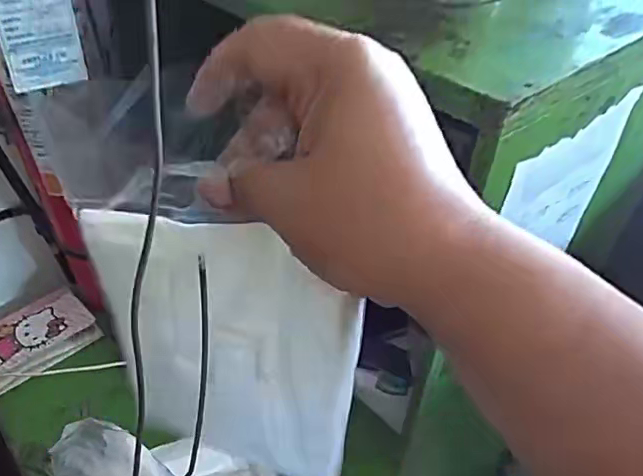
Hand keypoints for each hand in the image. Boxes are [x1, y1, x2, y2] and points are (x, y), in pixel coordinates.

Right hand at [188, 16, 494, 304]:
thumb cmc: (369, 224)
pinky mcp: (400, 144)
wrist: (446, 263)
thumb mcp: (289, 203)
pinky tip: (302, 205)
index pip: (260, 45)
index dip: (217, 76)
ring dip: (281, 156)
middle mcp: (369, 74)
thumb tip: (215, 187)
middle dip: (251, 132)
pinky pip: (342, 140)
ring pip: (314, 117)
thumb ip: (242, 185)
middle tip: (234, 183)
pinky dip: (313, 165)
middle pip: (288, 83)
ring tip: (265, 203)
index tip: (196, 114)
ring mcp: (390, 109)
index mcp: (340, 64)